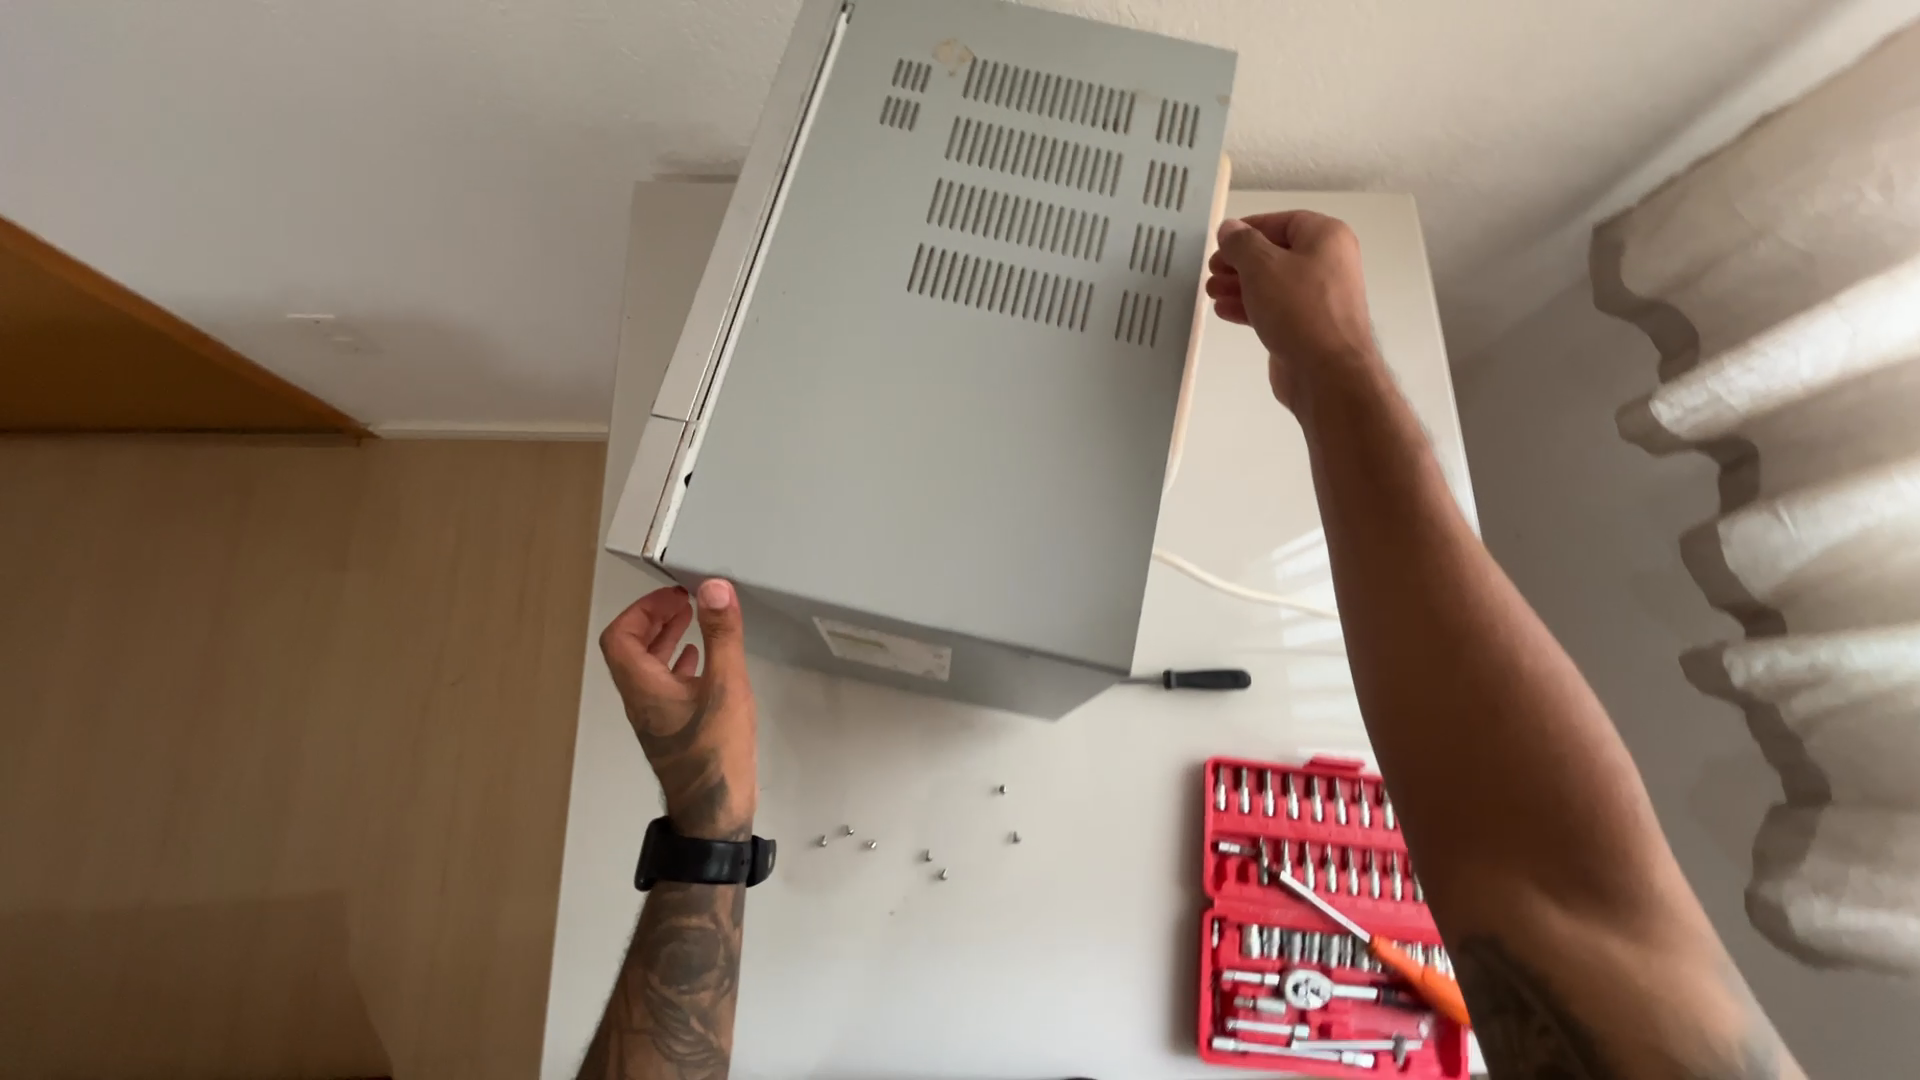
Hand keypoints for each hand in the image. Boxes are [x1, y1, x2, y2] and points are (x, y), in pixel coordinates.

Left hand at [599, 580, 756, 840]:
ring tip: (692, 622)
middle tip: (683, 602)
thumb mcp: (726, 685)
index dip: (642, 609)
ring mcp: (655, 717)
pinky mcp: (673, 729)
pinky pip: (664, 686)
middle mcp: (642, 701)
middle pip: (630, 650)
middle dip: (654, 618)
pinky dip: (678, 664)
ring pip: (647, 668)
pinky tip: (700, 662)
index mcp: (644, 687)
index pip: (621, 636)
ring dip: (665, 639)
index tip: (673, 596)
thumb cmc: (715, 754)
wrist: (714, 811)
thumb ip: (722, 635)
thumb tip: (714, 590)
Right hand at [1206, 211, 1379, 409]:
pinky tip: (1225, 311)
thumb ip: (1241, 243)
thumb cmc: (1298, 308)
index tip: (1222, 241)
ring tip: (1211, 292)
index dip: (1250, 228)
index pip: (1284, 221)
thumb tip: (1229, 229)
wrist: (1326, 371)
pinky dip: (1250, 307)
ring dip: (1240, 286)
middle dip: (1240, 262)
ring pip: (1272, 284)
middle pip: (1276, 254)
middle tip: (1212, 270)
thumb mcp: (1262, 266)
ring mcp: (1318, 298)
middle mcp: (1327, 263)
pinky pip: (1275, 309)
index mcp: (1326, 238)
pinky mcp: (1307, 327)